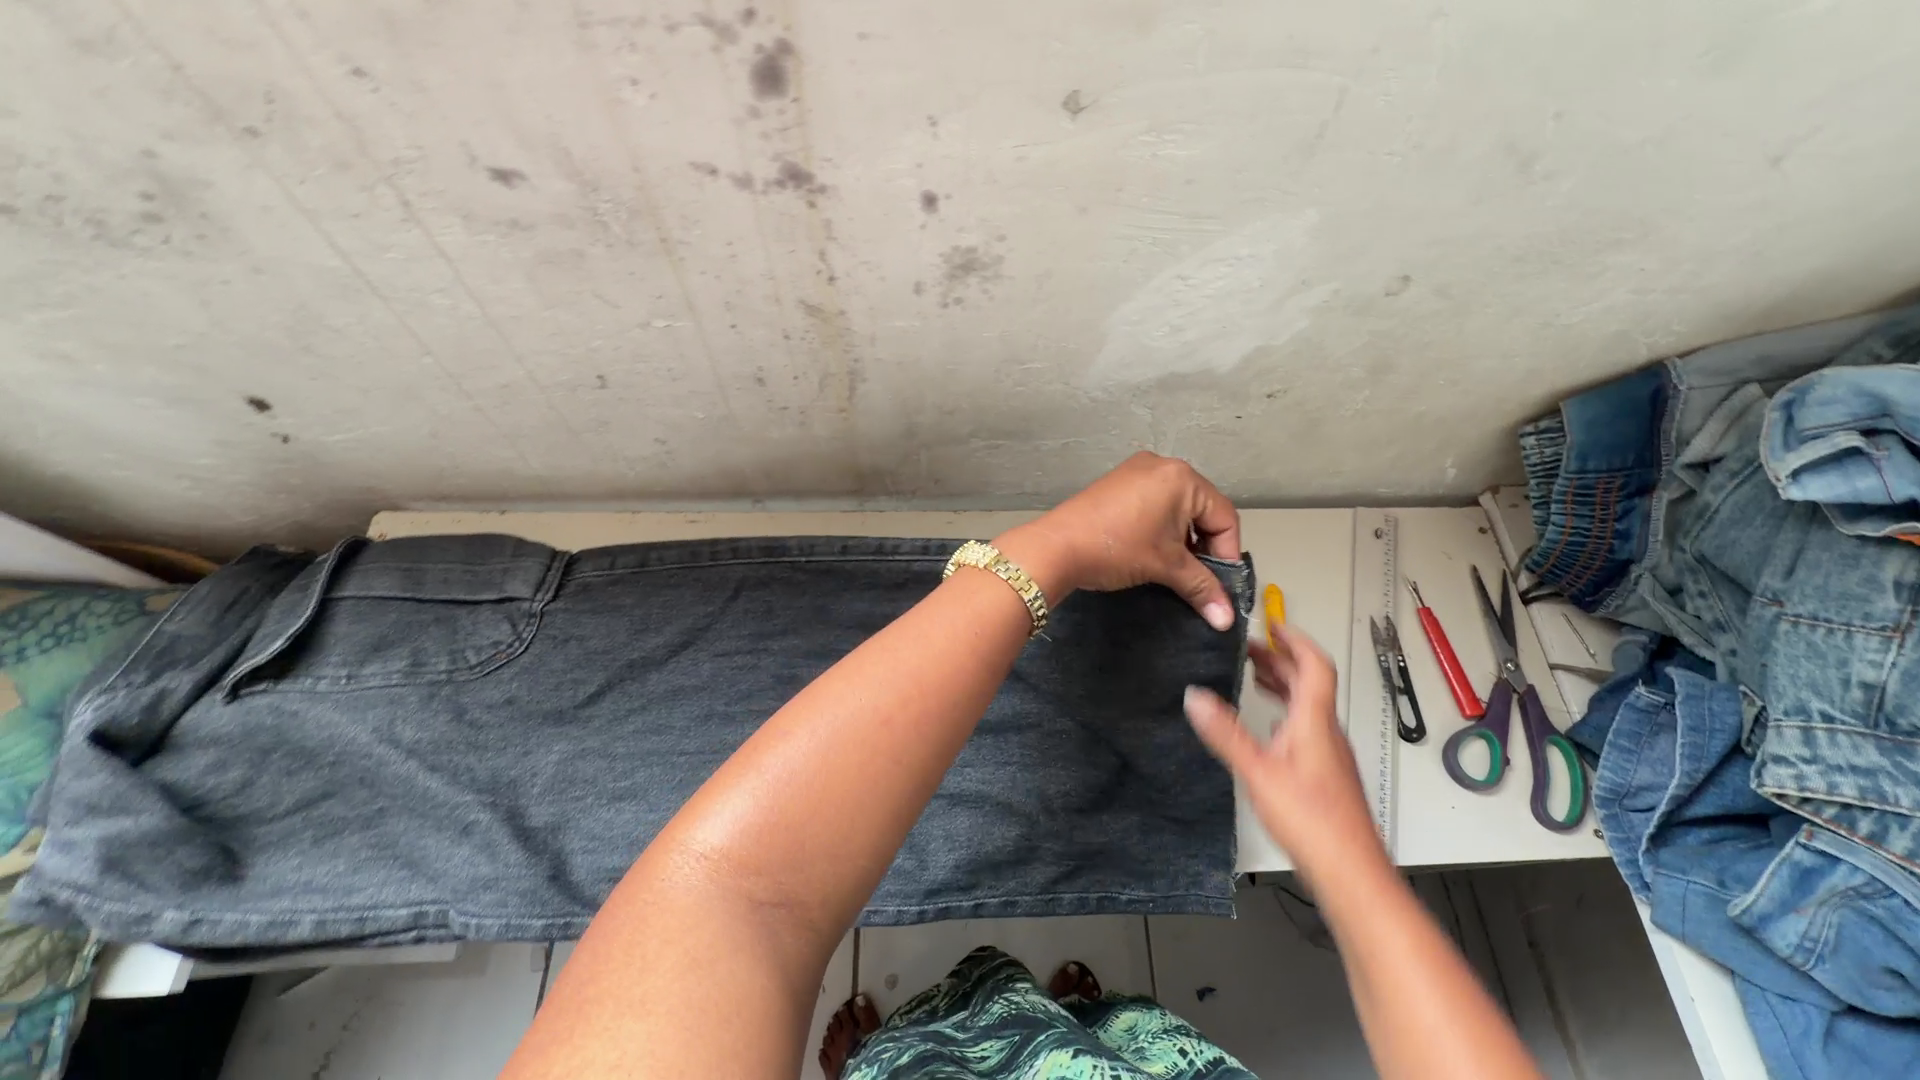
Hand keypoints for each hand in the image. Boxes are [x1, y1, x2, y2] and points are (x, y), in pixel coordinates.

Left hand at [994, 452, 1242, 629]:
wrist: (1055, 548)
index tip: (1221, 584)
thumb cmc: (1116, 550)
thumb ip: (1202, 588)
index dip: (1227, 553)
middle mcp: (1162, 466)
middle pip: (1202, 509)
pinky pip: (1154, 504)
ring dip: (1182, 540)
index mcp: (1182, 477)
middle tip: (1198, 577)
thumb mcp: (1165, 567)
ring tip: (1174, 568)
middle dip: (1204, 546)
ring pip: (1177, 509)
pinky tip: (1153, 552)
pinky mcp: (1118, 484)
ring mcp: (1137, 472)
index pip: (1224, 516)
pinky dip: (1160, 529)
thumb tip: (1227, 619)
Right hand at [1183, 624, 1386, 882]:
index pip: (1314, 666)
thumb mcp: (1258, 772)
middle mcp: (1326, 732)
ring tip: (1254, 676)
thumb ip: (1225, 733)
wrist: (1350, 871)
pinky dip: (1284, 713)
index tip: (1273, 624)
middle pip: (1309, 683)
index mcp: (1314, 722)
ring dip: (1283, 684)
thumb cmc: (1311, 821)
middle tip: (1251, 647)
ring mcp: (1328, 754)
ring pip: (1307, 706)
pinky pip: (1306, 728)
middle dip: (1281, 659)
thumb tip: (1195, 696)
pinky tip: (1268, 726)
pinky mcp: (1325, 774)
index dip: (1295, 640)